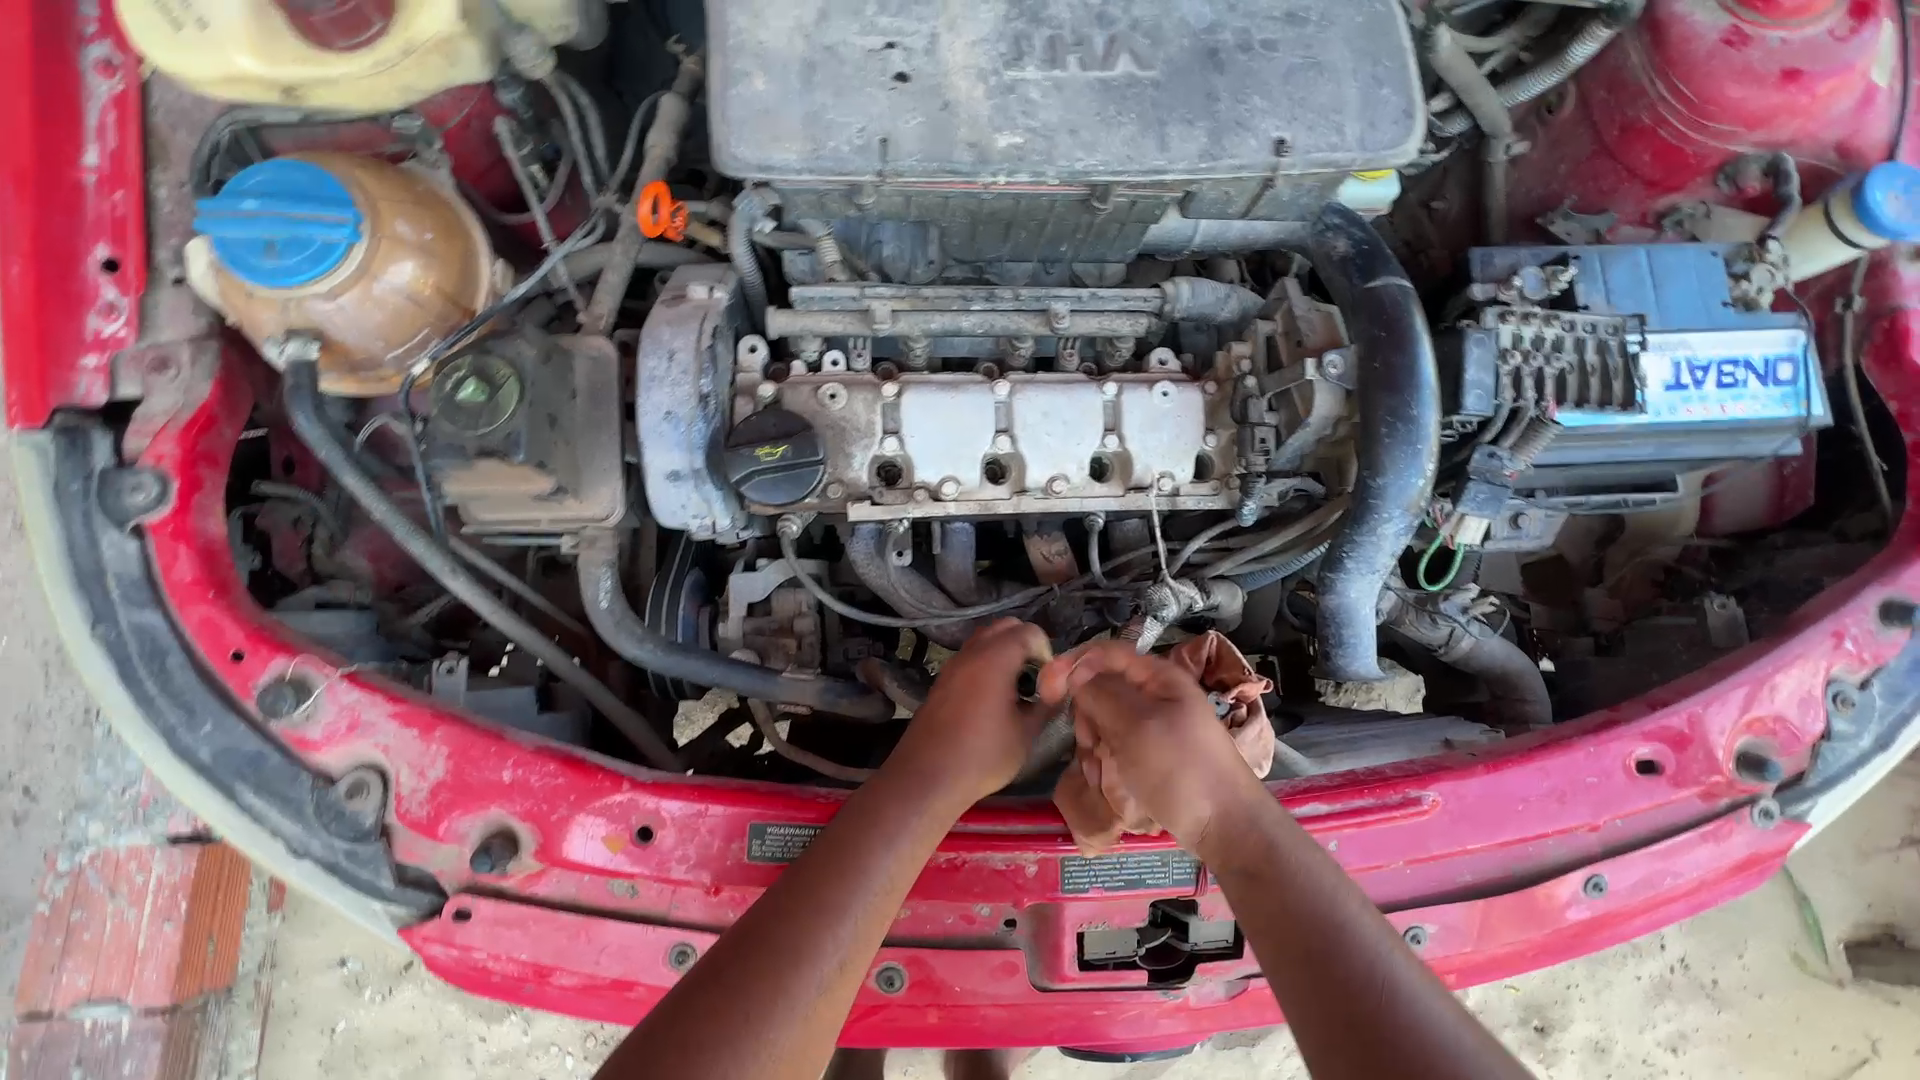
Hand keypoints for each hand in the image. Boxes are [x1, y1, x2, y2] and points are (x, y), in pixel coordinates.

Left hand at [886, 619, 1053, 804]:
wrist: (926, 777)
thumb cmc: (982, 756)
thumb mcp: (1026, 734)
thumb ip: (1046, 704)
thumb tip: (1059, 688)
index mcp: (994, 659)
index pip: (1029, 631)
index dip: (1046, 651)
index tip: (1048, 681)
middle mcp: (971, 653)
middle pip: (1005, 627)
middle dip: (1026, 643)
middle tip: (1036, 677)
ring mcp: (952, 664)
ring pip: (984, 639)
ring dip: (1004, 651)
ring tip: (1016, 686)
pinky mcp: (941, 680)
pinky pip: (969, 657)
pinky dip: (986, 663)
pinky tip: (992, 697)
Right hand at [1038, 640, 1271, 856]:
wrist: (1223, 826)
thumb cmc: (1181, 768)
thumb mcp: (1136, 725)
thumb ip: (1101, 693)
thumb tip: (1075, 673)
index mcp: (1157, 676)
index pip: (1103, 653)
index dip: (1072, 664)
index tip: (1046, 691)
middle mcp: (1152, 695)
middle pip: (1098, 688)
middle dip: (1085, 716)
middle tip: (1090, 743)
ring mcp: (1150, 727)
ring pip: (1100, 722)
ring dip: (1093, 745)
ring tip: (1103, 771)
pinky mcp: (1146, 754)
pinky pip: (1111, 747)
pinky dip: (1103, 763)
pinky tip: (1108, 781)